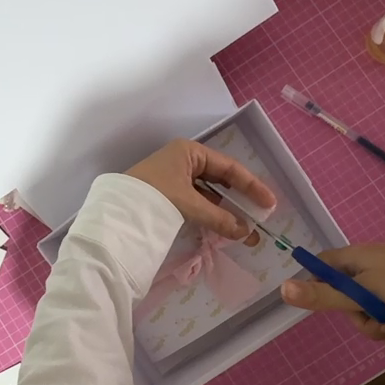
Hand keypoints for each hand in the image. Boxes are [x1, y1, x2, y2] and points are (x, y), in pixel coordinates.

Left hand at [127, 139, 275, 242]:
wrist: (115, 210)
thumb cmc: (152, 196)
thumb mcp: (188, 204)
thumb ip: (218, 217)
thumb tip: (245, 232)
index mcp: (190, 152)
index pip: (229, 167)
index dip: (251, 185)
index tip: (269, 203)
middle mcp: (184, 161)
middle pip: (220, 179)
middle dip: (240, 200)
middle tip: (260, 218)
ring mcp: (175, 177)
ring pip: (208, 193)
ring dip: (225, 211)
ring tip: (244, 231)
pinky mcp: (167, 194)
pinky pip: (196, 202)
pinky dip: (210, 214)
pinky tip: (222, 228)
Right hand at [281, 244, 384, 355]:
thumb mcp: (361, 292)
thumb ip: (322, 296)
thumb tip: (281, 289)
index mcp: (354, 260)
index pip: (322, 268)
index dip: (317, 287)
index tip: (325, 304)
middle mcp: (370, 273)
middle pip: (348, 304)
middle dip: (364, 321)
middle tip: (382, 322)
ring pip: (372, 319)